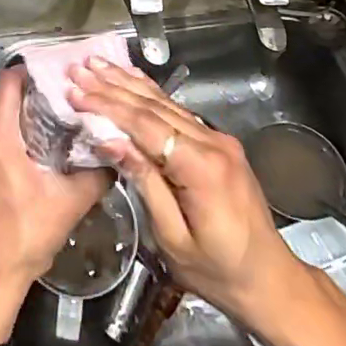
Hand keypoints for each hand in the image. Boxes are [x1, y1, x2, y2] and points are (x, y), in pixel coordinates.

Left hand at [0, 65, 112, 292]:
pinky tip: (35, 153)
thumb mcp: (70, 202)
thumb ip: (97, 172)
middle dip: (35, 96)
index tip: (62, 76)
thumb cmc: (24, 236)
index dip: (36, 72)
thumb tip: (116, 151)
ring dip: (22, 118)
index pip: (10, 80)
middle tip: (68, 101)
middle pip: (4, 99)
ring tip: (57, 124)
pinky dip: (9, 137)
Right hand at [67, 58, 305, 324]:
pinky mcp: (218, 142)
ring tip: (96, 65)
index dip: (108, 106)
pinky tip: (132, 78)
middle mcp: (213, 142)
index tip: (76, 93)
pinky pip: (177, 111)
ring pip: (165, 103)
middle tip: (78, 70)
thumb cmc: (218, 271)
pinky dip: (149, 93)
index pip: (146, 125)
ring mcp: (218, 139)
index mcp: (202, 168)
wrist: (269, 279)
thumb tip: (110, 141)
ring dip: (127, 83)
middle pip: (154, 107)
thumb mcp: (173, 238)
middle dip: (112, 86)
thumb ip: (145, 183)